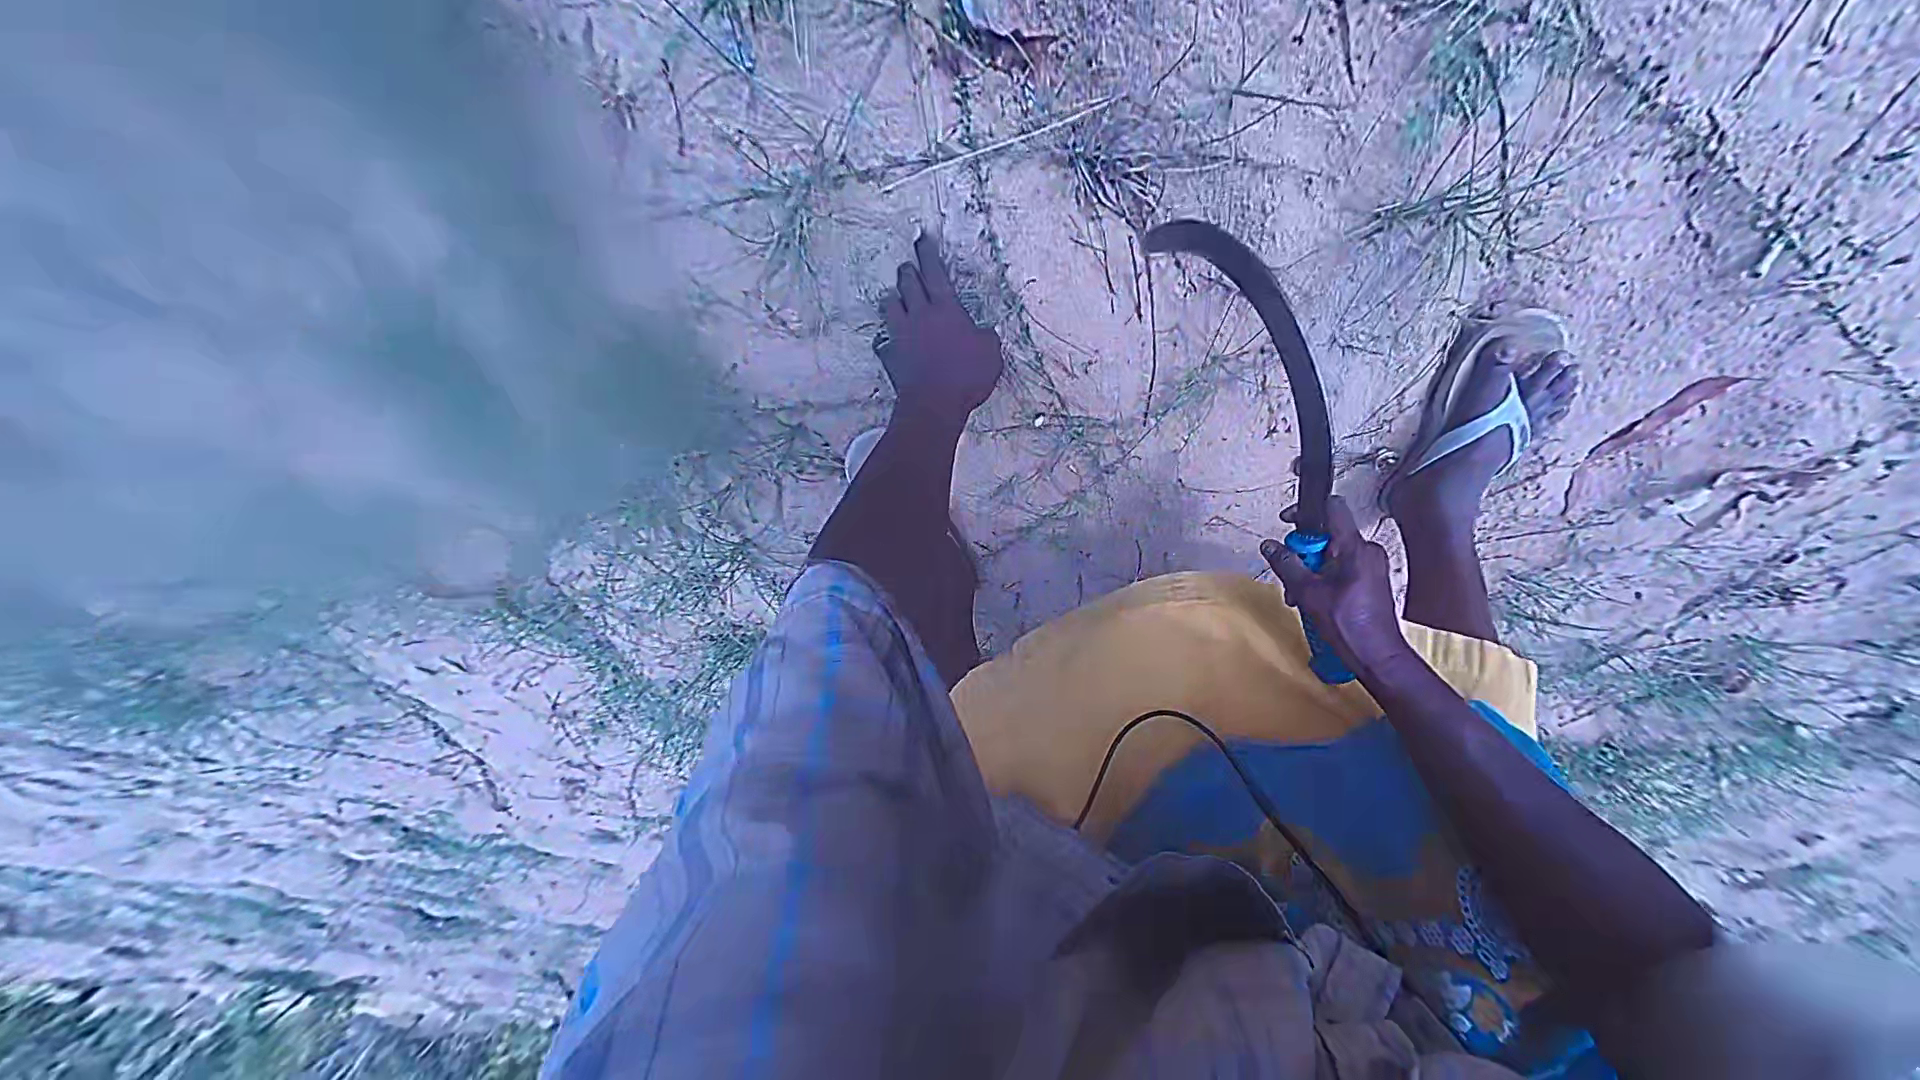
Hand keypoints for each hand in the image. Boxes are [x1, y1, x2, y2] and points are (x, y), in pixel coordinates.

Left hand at [879, 231, 1003, 428]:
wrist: (934, 404)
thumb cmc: (967, 376)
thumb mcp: (991, 353)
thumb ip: (985, 338)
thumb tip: (983, 334)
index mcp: (946, 309)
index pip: (934, 272)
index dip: (928, 253)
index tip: (922, 239)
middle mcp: (920, 315)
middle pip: (908, 283)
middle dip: (908, 271)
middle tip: (909, 266)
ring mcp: (902, 334)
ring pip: (890, 305)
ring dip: (894, 298)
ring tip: (896, 297)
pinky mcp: (891, 355)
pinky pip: (884, 340)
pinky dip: (886, 337)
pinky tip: (888, 340)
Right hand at [1260, 496, 1413, 677]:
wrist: (1377, 656)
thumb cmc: (1347, 624)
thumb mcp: (1307, 592)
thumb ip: (1286, 564)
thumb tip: (1269, 545)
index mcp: (1355, 548)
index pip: (1333, 508)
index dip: (1307, 510)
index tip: (1288, 522)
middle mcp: (1367, 551)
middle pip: (1328, 535)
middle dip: (1303, 551)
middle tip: (1290, 574)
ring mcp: (1371, 565)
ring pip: (1332, 553)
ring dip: (1310, 569)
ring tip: (1299, 594)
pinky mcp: (1370, 579)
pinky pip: (1341, 567)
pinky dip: (1322, 577)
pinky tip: (1312, 599)